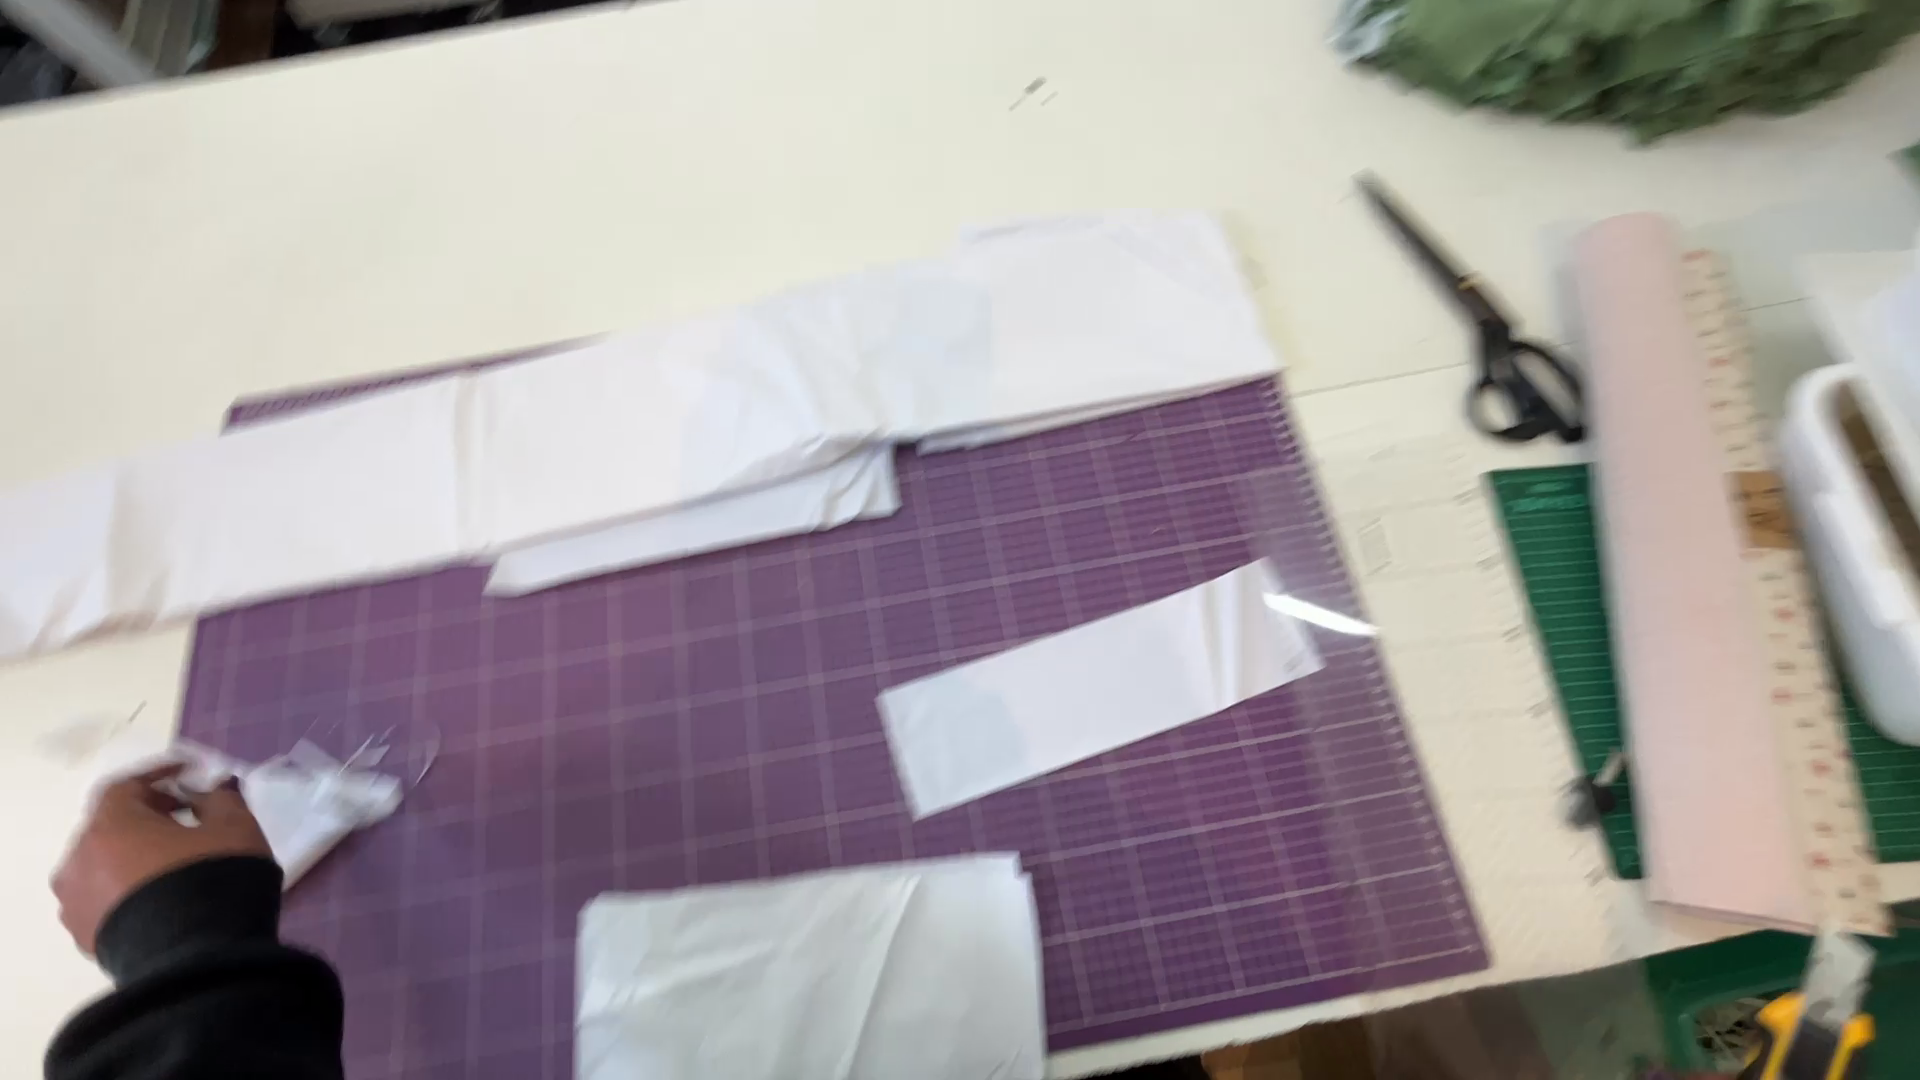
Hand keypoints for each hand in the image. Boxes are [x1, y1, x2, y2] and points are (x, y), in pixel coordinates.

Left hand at [52, 762, 271, 954]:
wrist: (194, 950)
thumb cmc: (214, 872)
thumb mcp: (235, 825)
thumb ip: (221, 799)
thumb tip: (213, 787)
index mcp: (110, 829)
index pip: (124, 787)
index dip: (160, 772)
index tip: (193, 770)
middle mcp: (78, 862)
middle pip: (110, 824)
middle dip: (151, 811)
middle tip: (192, 811)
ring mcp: (74, 901)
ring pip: (104, 861)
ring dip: (139, 848)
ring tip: (182, 852)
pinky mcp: (83, 932)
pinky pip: (105, 891)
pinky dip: (133, 878)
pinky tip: (169, 885)